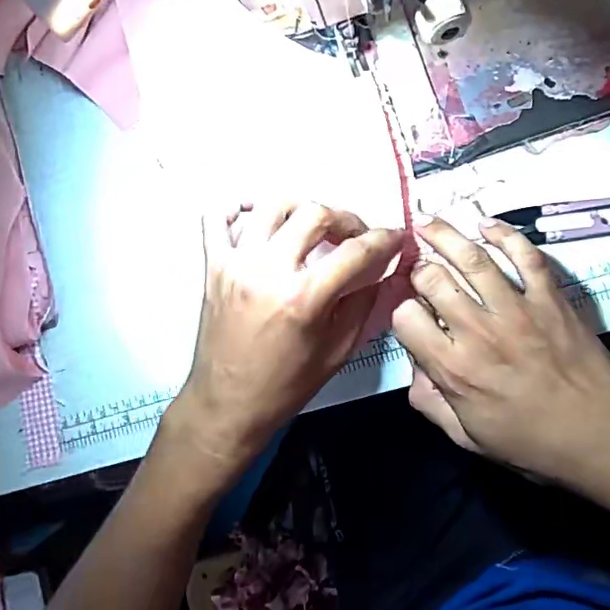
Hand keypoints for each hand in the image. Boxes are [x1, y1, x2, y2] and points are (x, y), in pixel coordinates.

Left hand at [168, 201, 404, 483]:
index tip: (396, 236)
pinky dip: (237, 208)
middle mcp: (268, 271)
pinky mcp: (213, 266)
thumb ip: (363, 303)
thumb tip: (381, 269)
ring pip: (272, 204)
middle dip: (347, 218)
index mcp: (304, 298)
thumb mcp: (339, 350)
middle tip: (356, 235)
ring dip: (302, 208)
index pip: (355, 251)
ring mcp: (236, 264)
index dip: (385, 239)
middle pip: (315, 213)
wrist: (228, 404)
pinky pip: (216, 219)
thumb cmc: (286, 385)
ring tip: (314, 226)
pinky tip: (259, 217)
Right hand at [389, 217, 609, 495]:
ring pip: (473, 259)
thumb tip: (417, 370)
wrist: (600, 434)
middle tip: (418, 263)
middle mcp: (479, 330)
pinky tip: (487, 226)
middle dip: (419, 266)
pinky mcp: (550, 297)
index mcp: (454, 368)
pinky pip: (524, 256)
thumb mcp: (469, 438)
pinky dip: (505, 235)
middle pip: (434, 279)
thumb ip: (432, 403)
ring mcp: (517, 308)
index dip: (402, 311)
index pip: (406, 318)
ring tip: (431, 223)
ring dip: (446, 235)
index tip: (411, 312)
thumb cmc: (532, 444)